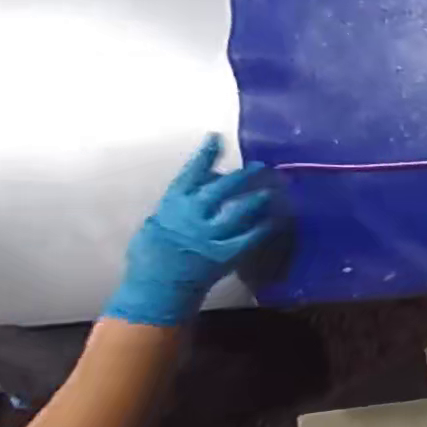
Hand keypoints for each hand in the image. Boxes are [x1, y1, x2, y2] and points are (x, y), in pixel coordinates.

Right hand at [105, 134, 277, 326]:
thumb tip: (204, 182)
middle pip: (222, 189)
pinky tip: (273, 221)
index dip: (205, 154)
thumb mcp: (158, 220)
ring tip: (272, 191)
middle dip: (243, 176)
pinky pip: (249, 238)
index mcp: (172, 205)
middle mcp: (191, 216)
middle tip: (260, 166)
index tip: (217, 138)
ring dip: (257, 199)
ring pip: (240, 211)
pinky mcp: (224, 254)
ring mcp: (209, 235)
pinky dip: (262, 228)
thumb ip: (181, 202)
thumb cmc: (152, 254)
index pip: (190, 173)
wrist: (155, 288)